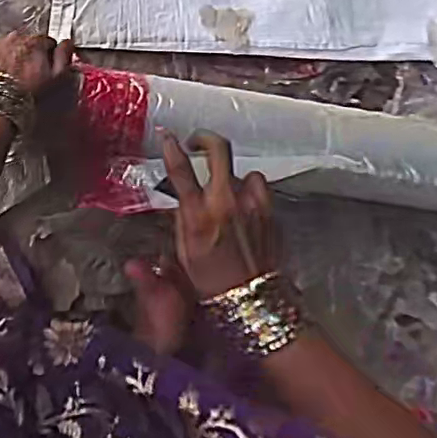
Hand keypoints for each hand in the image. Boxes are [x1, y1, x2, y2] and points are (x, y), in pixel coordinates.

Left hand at [0, 32, 74, 96]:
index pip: (47, 41)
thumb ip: (64, 56)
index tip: (46, 66)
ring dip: (12, 52)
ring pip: (8, 43)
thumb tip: (68, 42)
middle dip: (29, 52)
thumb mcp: (56, 77)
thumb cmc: (29, 92)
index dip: (48, 54)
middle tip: (29, 70)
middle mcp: (16, 37)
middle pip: (26, 41)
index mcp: (36, 41)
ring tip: (12, 71)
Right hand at [160, 130, 278, 298]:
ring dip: (231, 176)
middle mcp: (226, 203)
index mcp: (199, 215)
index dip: (171, 148)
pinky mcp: (269, 209)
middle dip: (205, 139)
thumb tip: (179, 194)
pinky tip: (244, 205)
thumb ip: (182, 215)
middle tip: (197, 143)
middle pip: (218, 149)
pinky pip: (257, 186)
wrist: (251, 300)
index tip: (167, 137)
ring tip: (225, 192)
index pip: (181, 171)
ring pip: (241, 171)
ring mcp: (252, 204)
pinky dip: (249, 191)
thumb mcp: (184, 249)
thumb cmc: (211, 280)